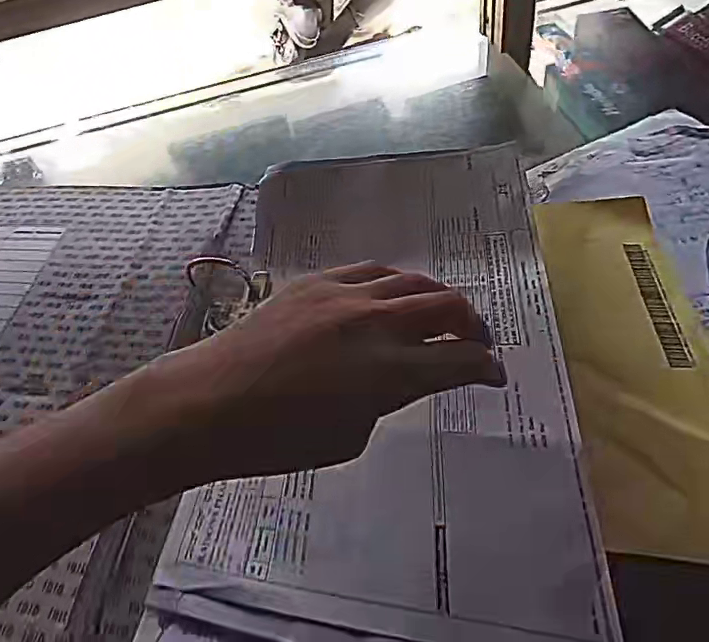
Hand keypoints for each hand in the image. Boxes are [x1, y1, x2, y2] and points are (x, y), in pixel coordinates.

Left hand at [145, 262, 504, 482]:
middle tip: (477, 342)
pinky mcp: (319, 280)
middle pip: (446, 306)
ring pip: (412, 280)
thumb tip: (404, 372)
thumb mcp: (350, 433)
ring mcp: (345, 293)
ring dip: (437, 297)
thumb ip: (388, 396)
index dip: (486, 367)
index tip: (495, 373)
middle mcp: (375, 323)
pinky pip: (371, 271)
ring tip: (442, 312)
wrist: (212, 399)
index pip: (458, 360)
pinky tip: (393, 295)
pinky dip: (394, 283)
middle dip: (473, 325)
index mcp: (388, 371)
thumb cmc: (278, 438)